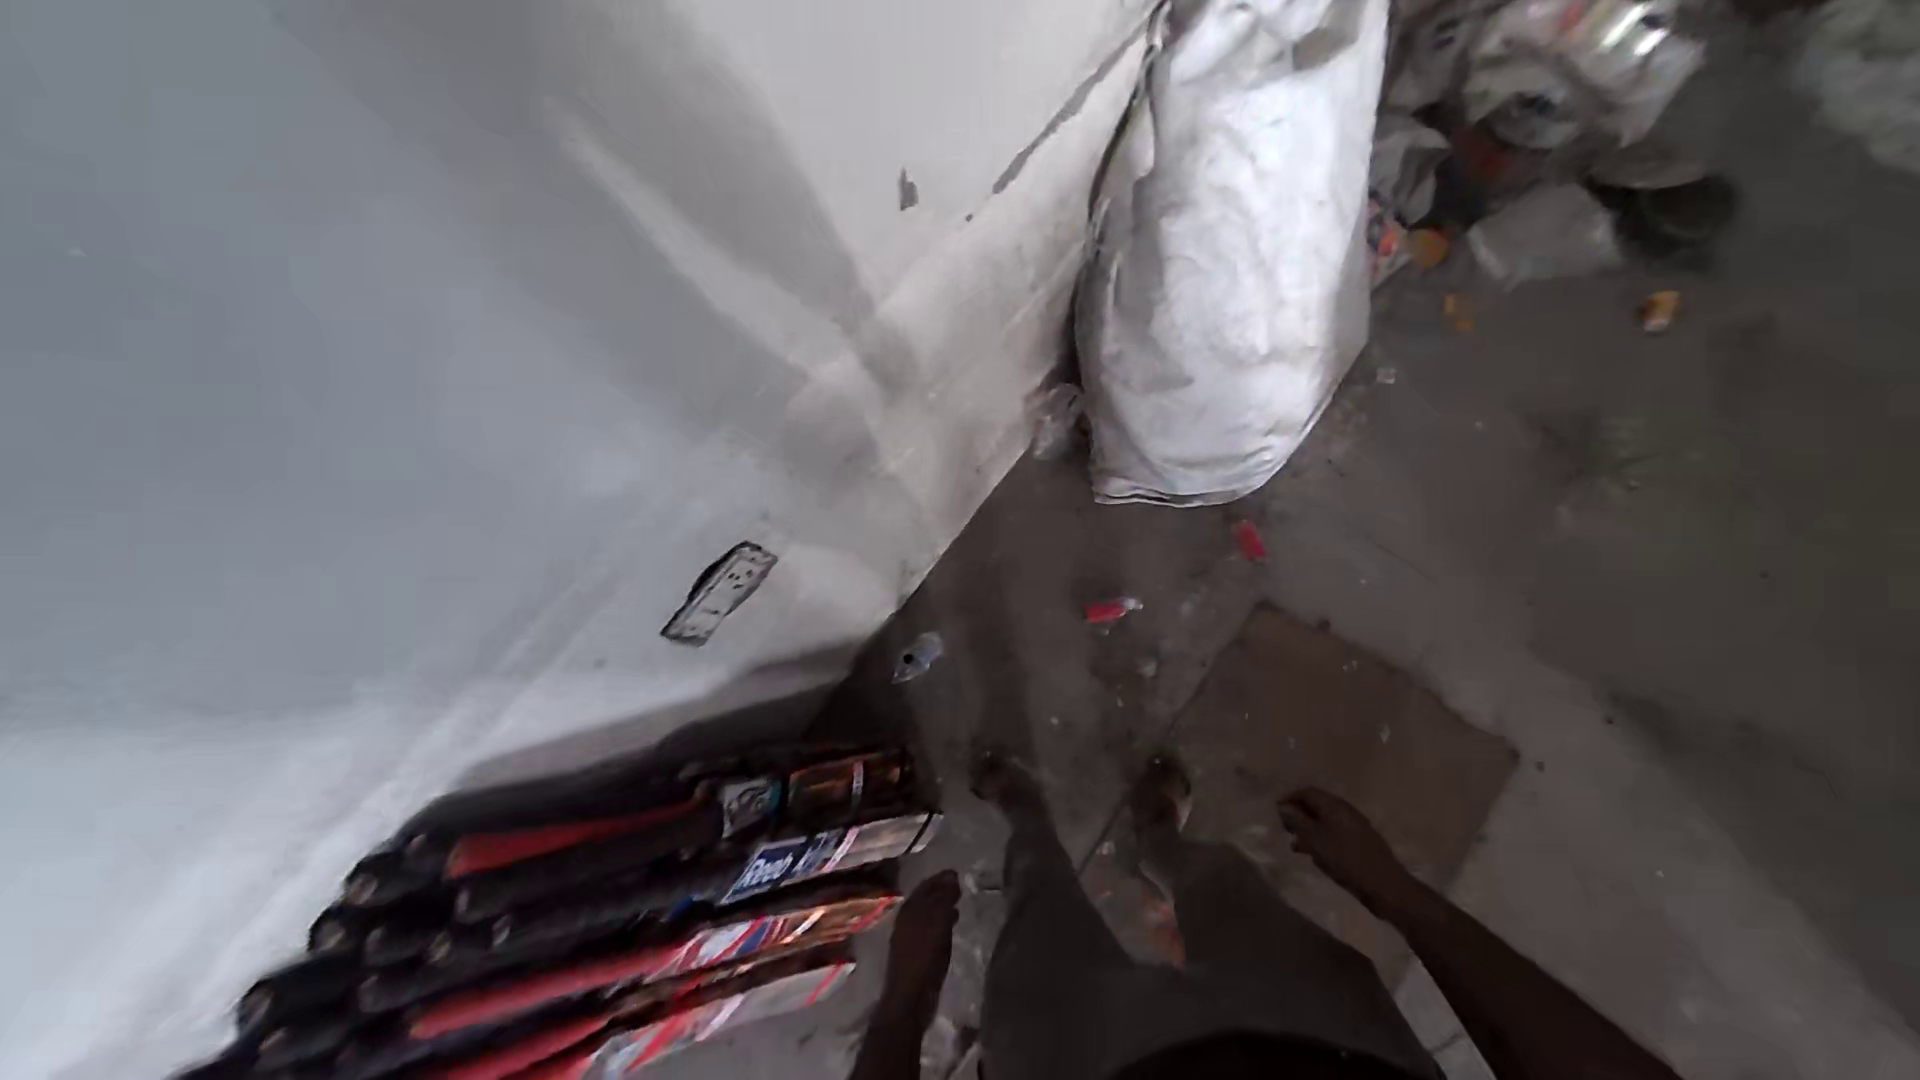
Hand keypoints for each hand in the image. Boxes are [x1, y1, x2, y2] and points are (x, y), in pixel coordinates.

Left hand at [881, 870, 959, 1017]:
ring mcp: (910, 937)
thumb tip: (951, 877)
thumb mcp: (937, 924)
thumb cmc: (923, 959)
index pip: (926, 886)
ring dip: (942, 906)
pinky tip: (953, 924)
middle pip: (926, 899)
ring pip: (928, 914)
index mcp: (909, 909)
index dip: (940, 879)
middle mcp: (907, 919)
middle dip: (941, 891)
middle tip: (959, 885)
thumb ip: (944, 900)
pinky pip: (931, 928)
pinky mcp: (916, 953)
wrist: (909, 999)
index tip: (956, 873)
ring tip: (958, 902)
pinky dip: (942, 921)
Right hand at [1278, 788, 1423, 919]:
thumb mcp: (1314, 839)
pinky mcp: (1361, 843)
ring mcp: (1356, 827)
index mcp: (1334, 805)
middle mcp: (1346, 811)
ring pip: (1325, 821)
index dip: (1289, 798)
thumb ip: (1296, 821)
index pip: (1306, 791)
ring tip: (1297, 845)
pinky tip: (1316, 855)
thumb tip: (1282, 807)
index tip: (1276, 811)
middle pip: (1316, 805)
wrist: (1385, 887)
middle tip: (1285, 828)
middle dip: (1298, 814)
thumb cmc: (1345, 858)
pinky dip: (1322, 839)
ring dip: (1309, 829)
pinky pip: (1335, 834)